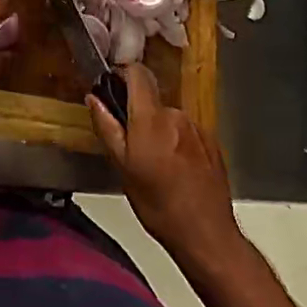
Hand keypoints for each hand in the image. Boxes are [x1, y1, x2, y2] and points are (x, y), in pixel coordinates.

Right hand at [88, 64, 241, 263]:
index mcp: (151, 118)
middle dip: (139, 116)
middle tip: (131, 147)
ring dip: (159, 132)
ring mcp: (198, 128)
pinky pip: (187, 133)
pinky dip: (177, 143)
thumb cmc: (158, 204)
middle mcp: (177, 115)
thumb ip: (107, 127)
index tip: (113, 88)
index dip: (123, 74)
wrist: (205, 233)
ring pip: (169, 119)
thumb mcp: (122, 167)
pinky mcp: (212, 142)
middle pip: (152, 100)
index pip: (137, 73)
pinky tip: (176, 171)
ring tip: (155, 165)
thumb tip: (94, 98)